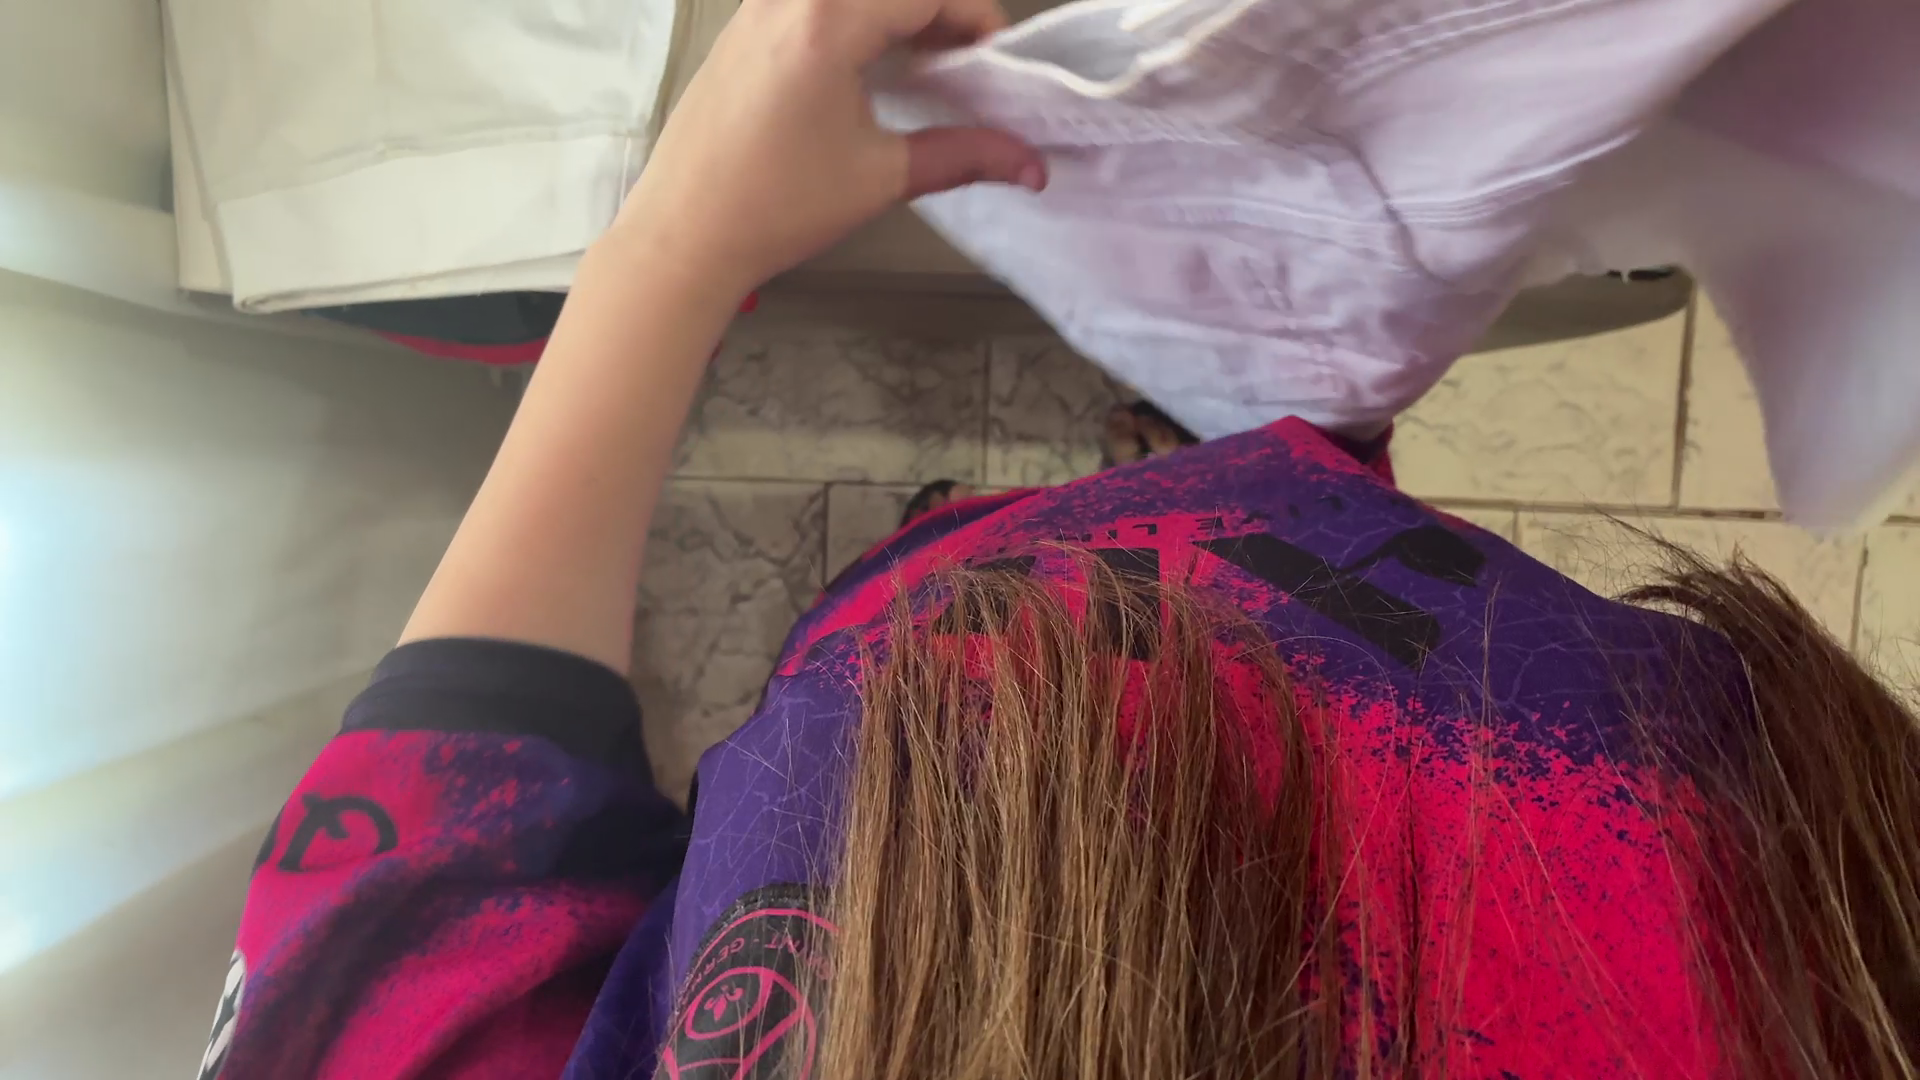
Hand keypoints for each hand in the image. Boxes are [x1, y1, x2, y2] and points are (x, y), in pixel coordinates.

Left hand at [613, 0, 1046, 295]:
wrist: (689, 232)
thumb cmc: (778, 206)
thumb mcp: (880, 178)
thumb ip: (961, 158)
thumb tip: (1029, 166)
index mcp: (828, 20)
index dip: (974, 16)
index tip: (998, 56)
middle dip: (938, 12)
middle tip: (965, 62)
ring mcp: (758, 7)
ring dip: (895, 16)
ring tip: (921, 67)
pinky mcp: (742, 28)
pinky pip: (813, 3)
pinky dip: (856, 22)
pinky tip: (866, 70)